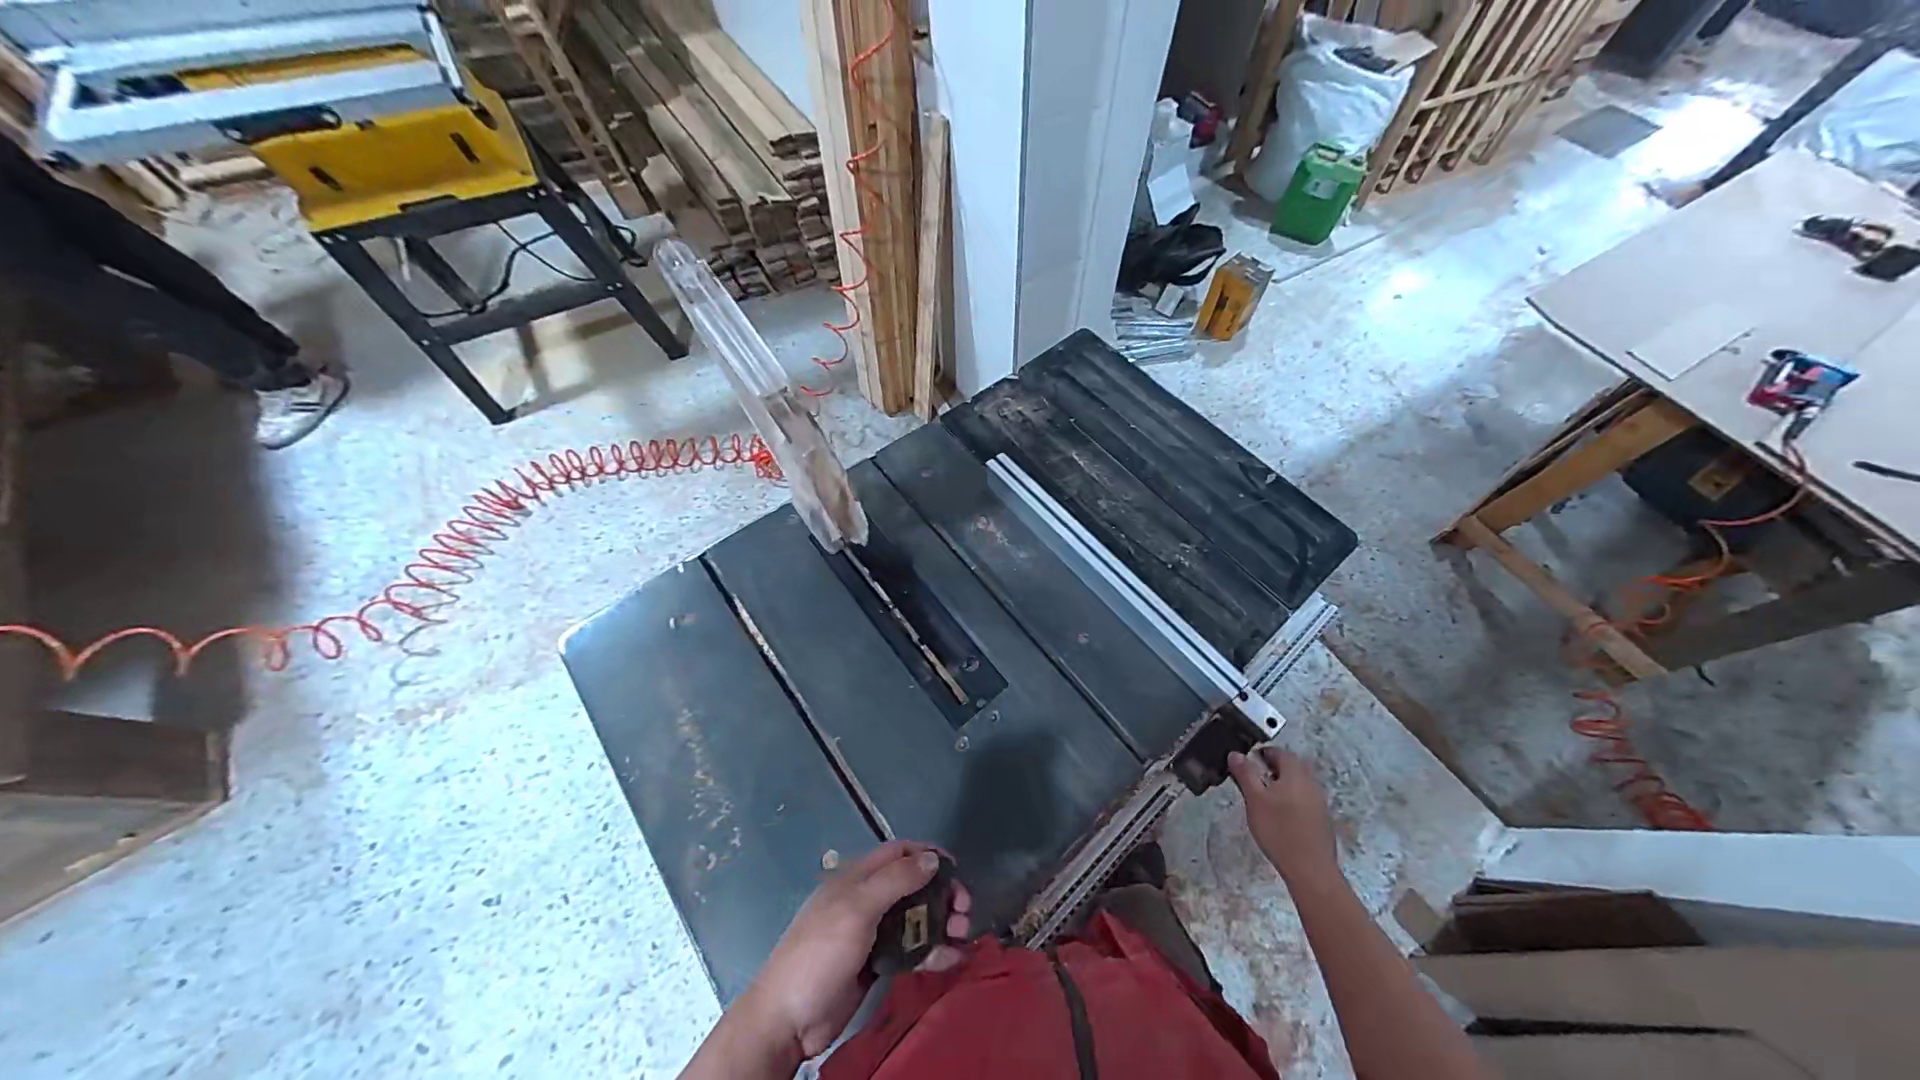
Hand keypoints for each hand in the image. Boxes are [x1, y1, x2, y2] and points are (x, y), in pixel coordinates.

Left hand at [740, 841, 971, 1059]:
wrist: (788, 1020)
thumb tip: (932, 857)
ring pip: (916, 918)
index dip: (928, 855)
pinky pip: (912, 949)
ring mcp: (872, 933)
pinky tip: (951, 959)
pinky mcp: (877, 964)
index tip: (956, 871)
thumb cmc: (820, 954)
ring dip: (942, 923)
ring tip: (961, 936)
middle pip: (913, 885)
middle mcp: (867, 900)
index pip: (899, 853)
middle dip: (942, 893)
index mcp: (857, 877)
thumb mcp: (857, 909)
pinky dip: (933, 951)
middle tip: (964, 911)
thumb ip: (895, 880)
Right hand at [1228, 747, 1340, 886]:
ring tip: (1265, 795)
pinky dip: (1292, 798)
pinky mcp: (1322, 820)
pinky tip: (1281, 814)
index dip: (1264, 752)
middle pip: (1294, 766)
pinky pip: (1305, 799)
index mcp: (1296, 775)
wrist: (1310, 868)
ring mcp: (1319, 803)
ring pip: (1300, 783)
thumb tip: (1235, 754)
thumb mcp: (1254, 800)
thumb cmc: (1278, 830)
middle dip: (1275, 766)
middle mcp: (1311, 785)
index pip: (1281, 753)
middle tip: (1256, 775)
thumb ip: (1244, 774)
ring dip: (1284, 782)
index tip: (1249, 759)